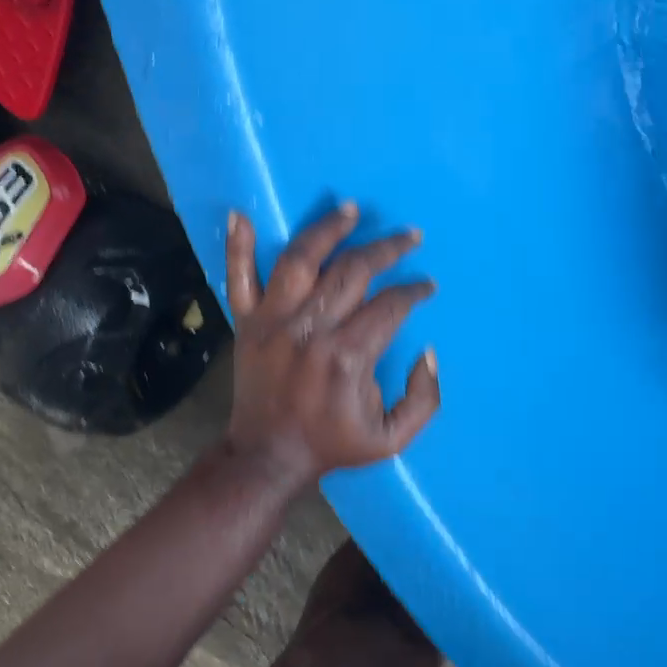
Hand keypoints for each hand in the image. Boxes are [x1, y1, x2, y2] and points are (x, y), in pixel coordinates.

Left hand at [222, 203, 439, 483]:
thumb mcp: (392, 439)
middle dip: (387, 249)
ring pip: (301, 260)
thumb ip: (423, 399)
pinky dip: (237, 247)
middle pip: (353, 271)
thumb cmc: (332, 445)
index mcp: (349, 356)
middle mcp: (311, 329)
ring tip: (350, 209)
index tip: (426, 286)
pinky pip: (238, 278)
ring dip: (327, 229)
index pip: (389, 305)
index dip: (413, 291)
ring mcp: (273, 322)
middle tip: (409, 236)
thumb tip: (429, 352)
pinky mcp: (247, 324)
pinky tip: (240, 216)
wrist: (268, 457)